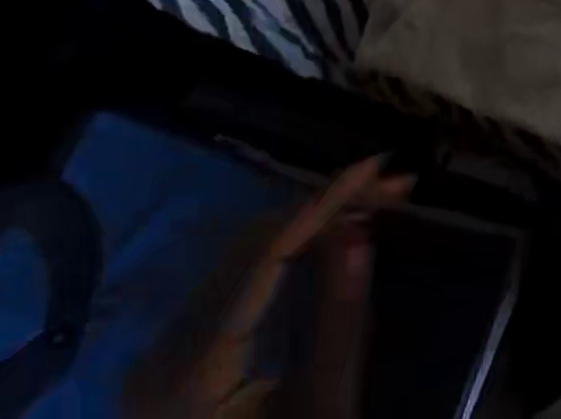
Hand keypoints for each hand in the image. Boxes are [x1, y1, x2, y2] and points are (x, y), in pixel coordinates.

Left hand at [128, 156, 413, 418]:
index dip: (323, 202)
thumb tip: (360, 233)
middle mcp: (166, 348)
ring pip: (249, 252)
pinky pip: (244, 275)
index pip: (265, 256)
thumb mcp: (325, 405)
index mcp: (192, 368)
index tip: (377, 165)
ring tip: (378, 201)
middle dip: (328, 205)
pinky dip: (295, 246)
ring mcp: (170, 348)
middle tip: (395, 188)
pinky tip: (337, 233)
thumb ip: (340, 321)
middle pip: (254, 245)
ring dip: (315, 220)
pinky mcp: (185, 350)